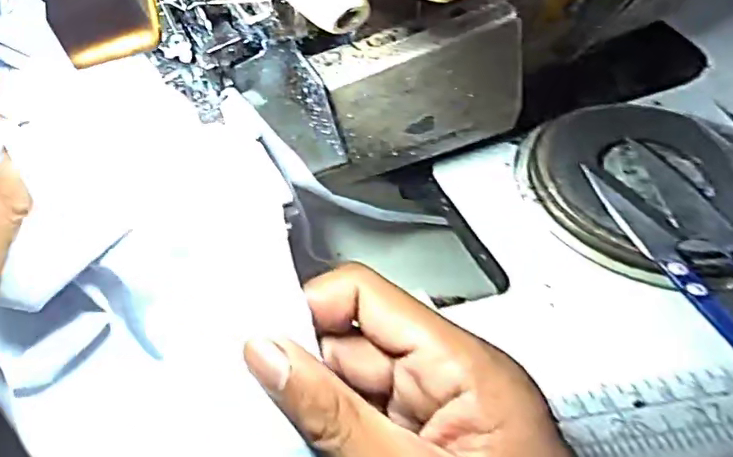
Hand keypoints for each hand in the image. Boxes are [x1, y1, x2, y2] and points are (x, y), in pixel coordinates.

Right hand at [244, 264, 568, 456]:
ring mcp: (444, 415)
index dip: (308, 309)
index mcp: (469, 368)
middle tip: (294, 405)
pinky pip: (358, 409)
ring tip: (325, 440)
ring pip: (344, 376)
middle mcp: (457, 380)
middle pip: (345, 336)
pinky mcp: (430, 442)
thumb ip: (331, 407)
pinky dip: (335, 424)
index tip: (271, 342)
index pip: (359, 292)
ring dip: (320, 401)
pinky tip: (331, 446)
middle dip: (313, 368)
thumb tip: (263, 350)